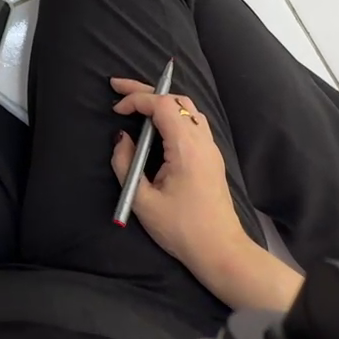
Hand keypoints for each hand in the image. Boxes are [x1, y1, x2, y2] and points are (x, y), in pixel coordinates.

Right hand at [108, 76, 249, 266]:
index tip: (116, 110)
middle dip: (145, 90)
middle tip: (117, 86)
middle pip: (175, 100)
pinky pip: (193, 120)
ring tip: (136, 101)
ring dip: (161, 99)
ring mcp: (210, 148)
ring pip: (187, 107)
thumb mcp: (143, 200)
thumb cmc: (181, 230)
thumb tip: (121, 138)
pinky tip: (157, 122)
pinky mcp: (212, 156)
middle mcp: (202, 141)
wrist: (222, 252)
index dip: (136, 100)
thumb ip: (125, 164)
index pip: (162, 106)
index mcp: (186, 149)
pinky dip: (172, 112)